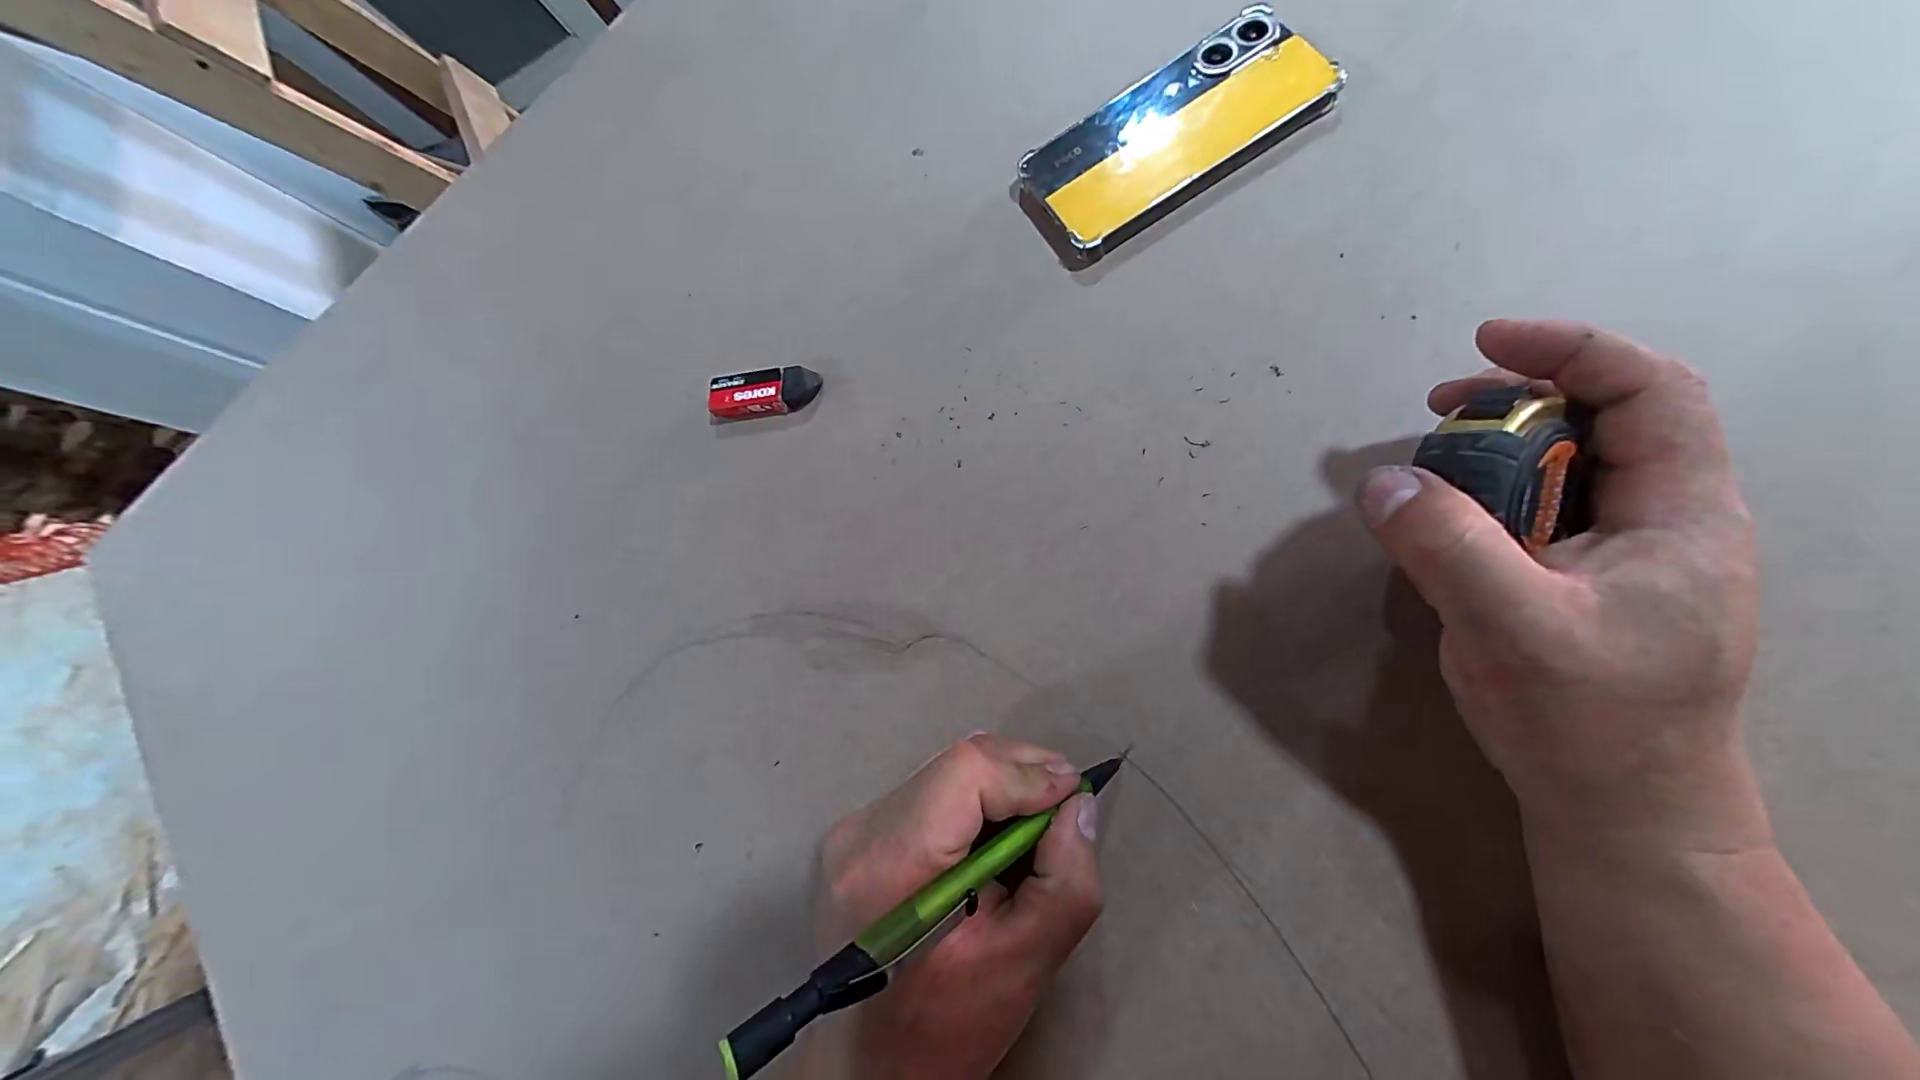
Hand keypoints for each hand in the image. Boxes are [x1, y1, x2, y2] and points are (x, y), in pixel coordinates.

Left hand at [791, 734, 1102, 1079]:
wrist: (863, 1068)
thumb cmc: (941, 1030)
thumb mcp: (1022, 967)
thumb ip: (1066, 882)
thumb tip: (1078, 803)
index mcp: (888, 864)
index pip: (964, 771)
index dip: (1027, 773)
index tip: (1073, 793)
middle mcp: (861, 830)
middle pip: (956, 762)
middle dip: (1022, 771)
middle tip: (1065, 802)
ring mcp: (854, 827)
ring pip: (946, 770)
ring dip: (1001, 784)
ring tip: (1036, 820)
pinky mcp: (860, 833)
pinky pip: (931, 789)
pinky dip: (975, 799)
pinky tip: (995, 835)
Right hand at [1355, 319, 1769, 852]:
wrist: (1619, 808)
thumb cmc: (1589, 720)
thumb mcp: (1514, 626)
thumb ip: (1446, 546)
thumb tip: (1379, 482)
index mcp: (1681, 515)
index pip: (1651, 393)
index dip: (1573, 349)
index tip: (1485, 340)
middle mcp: (1660, 522)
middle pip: (1603, 421)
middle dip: (1521, 396)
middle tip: (1440, 406)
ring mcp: (1617, 555)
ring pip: (1562, 468)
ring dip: (1496, 448)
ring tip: (1432, 458)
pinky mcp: (1574, 582)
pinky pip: (1531, 512)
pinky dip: (1483, 494)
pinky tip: (1444, 515)